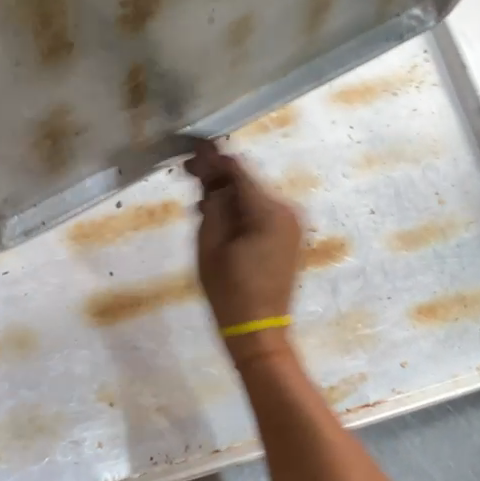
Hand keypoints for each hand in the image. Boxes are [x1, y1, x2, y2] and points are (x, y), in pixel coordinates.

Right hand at [185, 140, 303, 360]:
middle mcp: (287, 210)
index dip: (212, 158)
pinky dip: (240, 208)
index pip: (237, 170)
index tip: (188, 151)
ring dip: (227, 192)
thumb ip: (212, 202)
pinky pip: (260, 211)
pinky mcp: (288, 236)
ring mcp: (292, 223)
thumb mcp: (210, 243)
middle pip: (247, 180)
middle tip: (187, 172)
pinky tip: (217, 214)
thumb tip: (210, 175)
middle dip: (218, 174)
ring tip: (198, 198)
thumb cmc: (228, 290)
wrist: (258, 330)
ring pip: (253, 195)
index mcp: (269, 211)